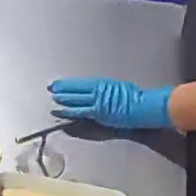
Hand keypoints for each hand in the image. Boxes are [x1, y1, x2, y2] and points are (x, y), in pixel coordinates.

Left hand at [49, 77, 174, 130]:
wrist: (144, 107)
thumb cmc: (137, 101)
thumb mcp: (120, 90)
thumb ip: (107, 93)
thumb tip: (98, 94)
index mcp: (105, 84)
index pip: (83, 84)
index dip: (70, 84)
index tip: (60, 83)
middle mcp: (100, 91)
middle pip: (77, 89)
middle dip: (63, 88)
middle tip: (52, 87)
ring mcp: (98, 101)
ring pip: (76, 99)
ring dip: (63, 99)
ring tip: (53, 98)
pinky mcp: (98, 112)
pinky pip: (80, 111)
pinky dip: (69, 111)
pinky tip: (60, 111)